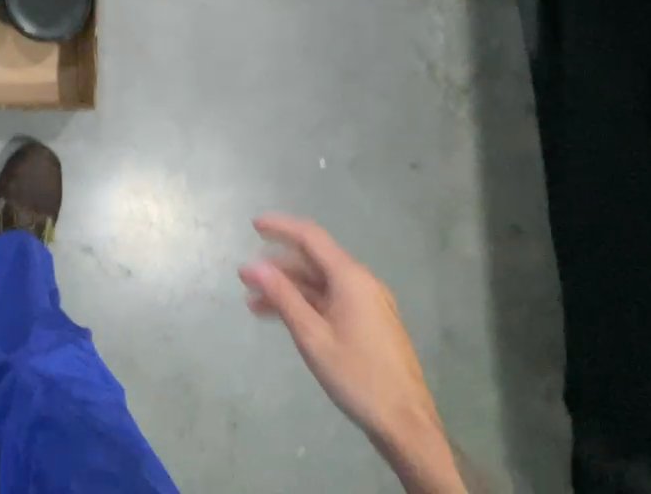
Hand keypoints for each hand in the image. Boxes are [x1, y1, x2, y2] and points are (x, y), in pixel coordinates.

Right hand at [239, 215, 463, 493]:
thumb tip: (253, 265)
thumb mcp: (312, 336)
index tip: (253, 225)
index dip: (281, 227)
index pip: (311, 238)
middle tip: (245, 278)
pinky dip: (306, 303)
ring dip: (288, 289)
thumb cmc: (357, 376)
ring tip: (255, 304)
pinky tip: (284, 318)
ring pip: (321, 284)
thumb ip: (282, 296)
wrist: (406, 424)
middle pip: (314, 261)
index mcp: (352, 279)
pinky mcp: (370, 323)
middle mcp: (363, 284)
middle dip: (277, 266)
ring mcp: (369, 304)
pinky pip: (331, 300)